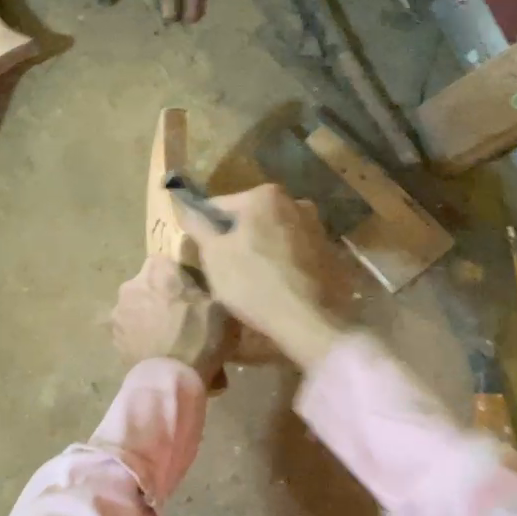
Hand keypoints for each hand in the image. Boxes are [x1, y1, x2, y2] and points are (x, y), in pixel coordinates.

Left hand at [111, 256, 235, 385]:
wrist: (172, 378)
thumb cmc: (201, 335)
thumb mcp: (220, 306)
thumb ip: (204, 290)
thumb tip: (200, 291)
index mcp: (157, 269)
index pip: (166, 263)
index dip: (178, 278)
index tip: (190, 293)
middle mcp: (131, 285)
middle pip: (149, 286)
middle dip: (161, 298)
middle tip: (182, 318)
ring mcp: (118, 313)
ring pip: (138, 309)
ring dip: (149, 319)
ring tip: (169, 340)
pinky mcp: (114, 339)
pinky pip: (131, 332)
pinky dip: (141, 338)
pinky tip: (158, 353)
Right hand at [180, 184, 344, 369]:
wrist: (311, 320)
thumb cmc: (254, 283)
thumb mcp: (214, 255)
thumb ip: (198, 226)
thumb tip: (185, 208)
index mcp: (264, 195)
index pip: (220, 206)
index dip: (206, 229)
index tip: (203, 252)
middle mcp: (295, 202)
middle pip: (251, 218)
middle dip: (237, 237)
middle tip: (226, 268)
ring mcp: (317, 227)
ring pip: (275, 234)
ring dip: (262, 249)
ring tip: (253, 280)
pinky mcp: (331, 252)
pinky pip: (295, 252)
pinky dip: (284, 262)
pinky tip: (278, 286)